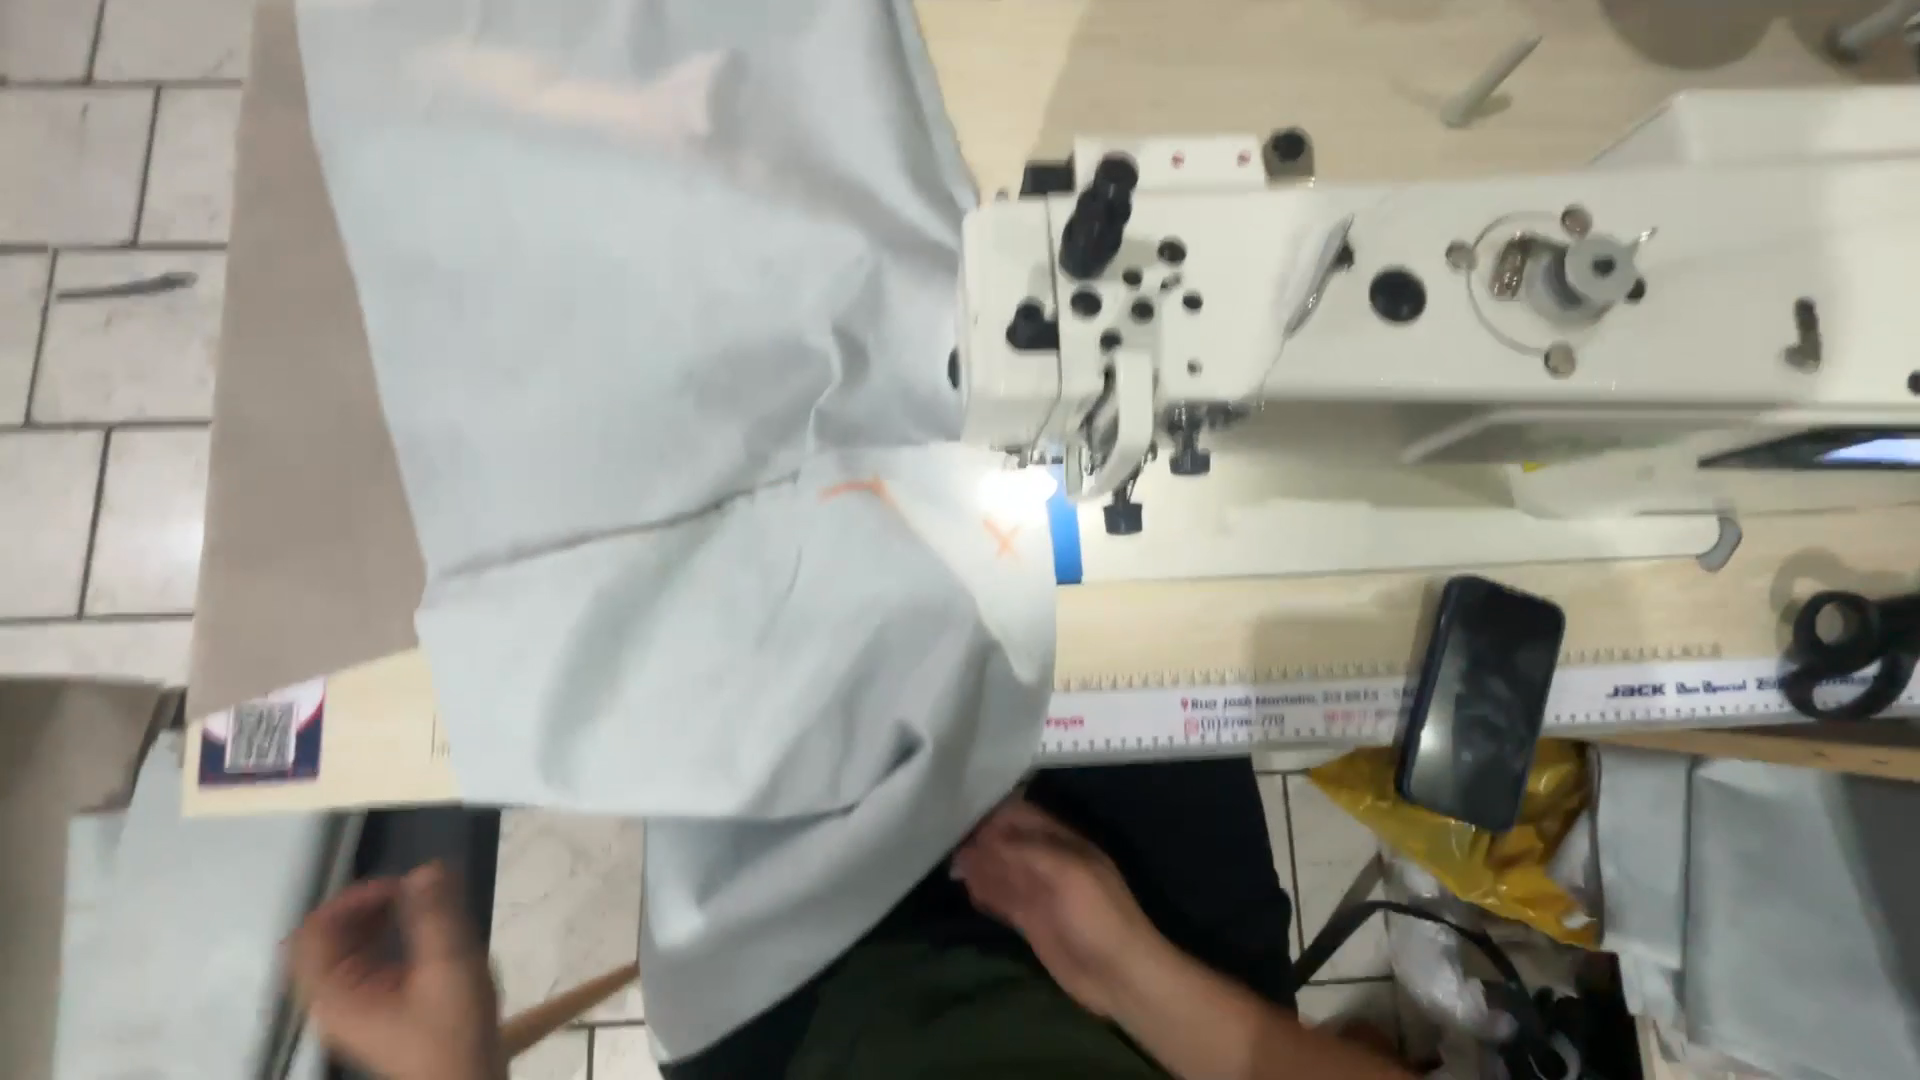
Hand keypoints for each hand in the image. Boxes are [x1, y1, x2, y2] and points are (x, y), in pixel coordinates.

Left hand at [288, 863, 504, 1079]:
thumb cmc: (454, 1031)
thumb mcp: (451, 968)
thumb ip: (436, 916)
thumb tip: (427, 869)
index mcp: (336, 994)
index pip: (313, 933)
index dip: (352, 899)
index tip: (402, 885)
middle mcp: (335, 997)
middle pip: (327, 936)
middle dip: (368, 903)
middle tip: (417, 889)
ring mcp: (355, 1002)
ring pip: (348, 944)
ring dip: (380, 914)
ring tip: (425, 900)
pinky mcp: (378, 1003)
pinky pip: (368, 956)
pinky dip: (390, 931)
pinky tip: (426, 925)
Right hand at [951, 797, 1167, 1016]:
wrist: (1120, 976)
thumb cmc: (1099, 915)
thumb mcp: (1067, 872)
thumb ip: (1027, 850)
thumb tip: (985, 838)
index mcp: (1064, 842)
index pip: (1023, 817)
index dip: (995, 814)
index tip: (962, 811)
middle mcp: (1049, 862)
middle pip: (1009, 843)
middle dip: (981, 840)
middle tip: (946, 839)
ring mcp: (1040, 893)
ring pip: (1003, 871)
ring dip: (979, 866)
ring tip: (950, 864)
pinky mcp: (1032, 921)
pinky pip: (1003, 900)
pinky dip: (985, 893)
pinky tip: (966, 889)